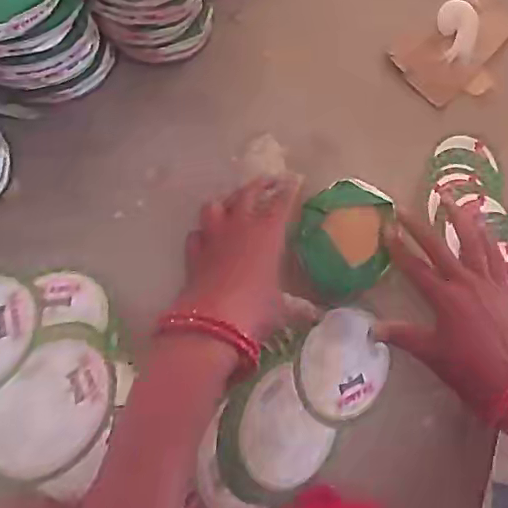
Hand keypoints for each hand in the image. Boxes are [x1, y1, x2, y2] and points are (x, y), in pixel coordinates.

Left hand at [169, 174, 302, 339]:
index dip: (290, 189)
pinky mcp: (193, 256)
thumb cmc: (256, 311)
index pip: (282, 202)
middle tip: (269, 182)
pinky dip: (203, 233)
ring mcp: (213, 239)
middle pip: (248, 193)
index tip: (296, 180)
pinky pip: (196, 234)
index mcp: (268, 233)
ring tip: (234, 204)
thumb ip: (296, 306)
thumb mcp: (282, 309)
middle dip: (260, 184)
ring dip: (226, 202)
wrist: (209, 327)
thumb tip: (314, 314)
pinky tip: (208, 237)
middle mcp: (240, 227)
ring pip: (215, 205)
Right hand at [378, 198, 507, 414]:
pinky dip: (488, 237)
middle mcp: (465, 282)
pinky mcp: (502, 286)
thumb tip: (372, 329)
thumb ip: (403, 336)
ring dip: (458, 218)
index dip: (398, 248)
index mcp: (444, 298)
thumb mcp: (431, 354)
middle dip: (418, 227)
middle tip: (404, 209)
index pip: (415, 267)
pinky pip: (494, 255)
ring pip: (471, 241)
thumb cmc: (468, 371)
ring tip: (447, 198)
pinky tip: (483, 223)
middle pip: (438, 247)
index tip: (386, 228)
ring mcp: (486, 281)